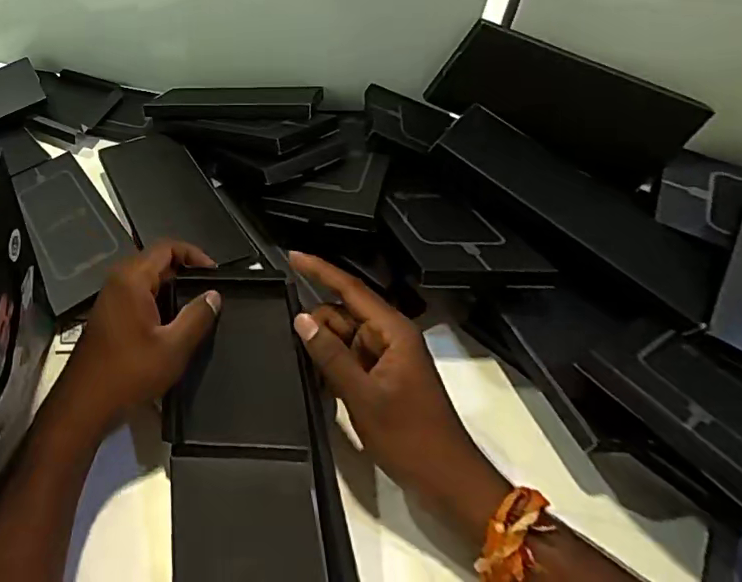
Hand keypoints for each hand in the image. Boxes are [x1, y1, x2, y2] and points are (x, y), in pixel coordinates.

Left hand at [52, 241, 221, 436]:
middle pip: (156, 261)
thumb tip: (214, 294)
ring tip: (198, 308)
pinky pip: (138, 295)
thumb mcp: (173, 347)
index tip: (215, 273)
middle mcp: (118, 280)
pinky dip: (158, 301)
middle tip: (210, 291)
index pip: (166, 247)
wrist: (86, 401)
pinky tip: (174, 324)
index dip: (194, 254)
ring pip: (147, 280)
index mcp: (132, 278)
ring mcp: (111, 297)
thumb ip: (197, 317)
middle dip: (185, 271)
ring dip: (172, 288)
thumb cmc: (129, 371)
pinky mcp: (110, 314)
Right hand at [290, 251, 509, 546]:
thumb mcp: (364, 397)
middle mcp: (389, 337)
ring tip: (310, 373)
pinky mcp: (381, 377)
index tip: (291, 257)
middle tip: (298, 350)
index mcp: (392, 332)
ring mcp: (385, 358)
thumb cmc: (412, 438)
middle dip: (318, 326)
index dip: (320, 270)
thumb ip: (330, 355)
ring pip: (341, 336)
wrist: (449, 484)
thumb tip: (301, 319)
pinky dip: (332, 365)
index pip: (350, 289)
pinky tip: (320, 382)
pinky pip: (347, 357)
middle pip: (341, 314)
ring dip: (324, 349)